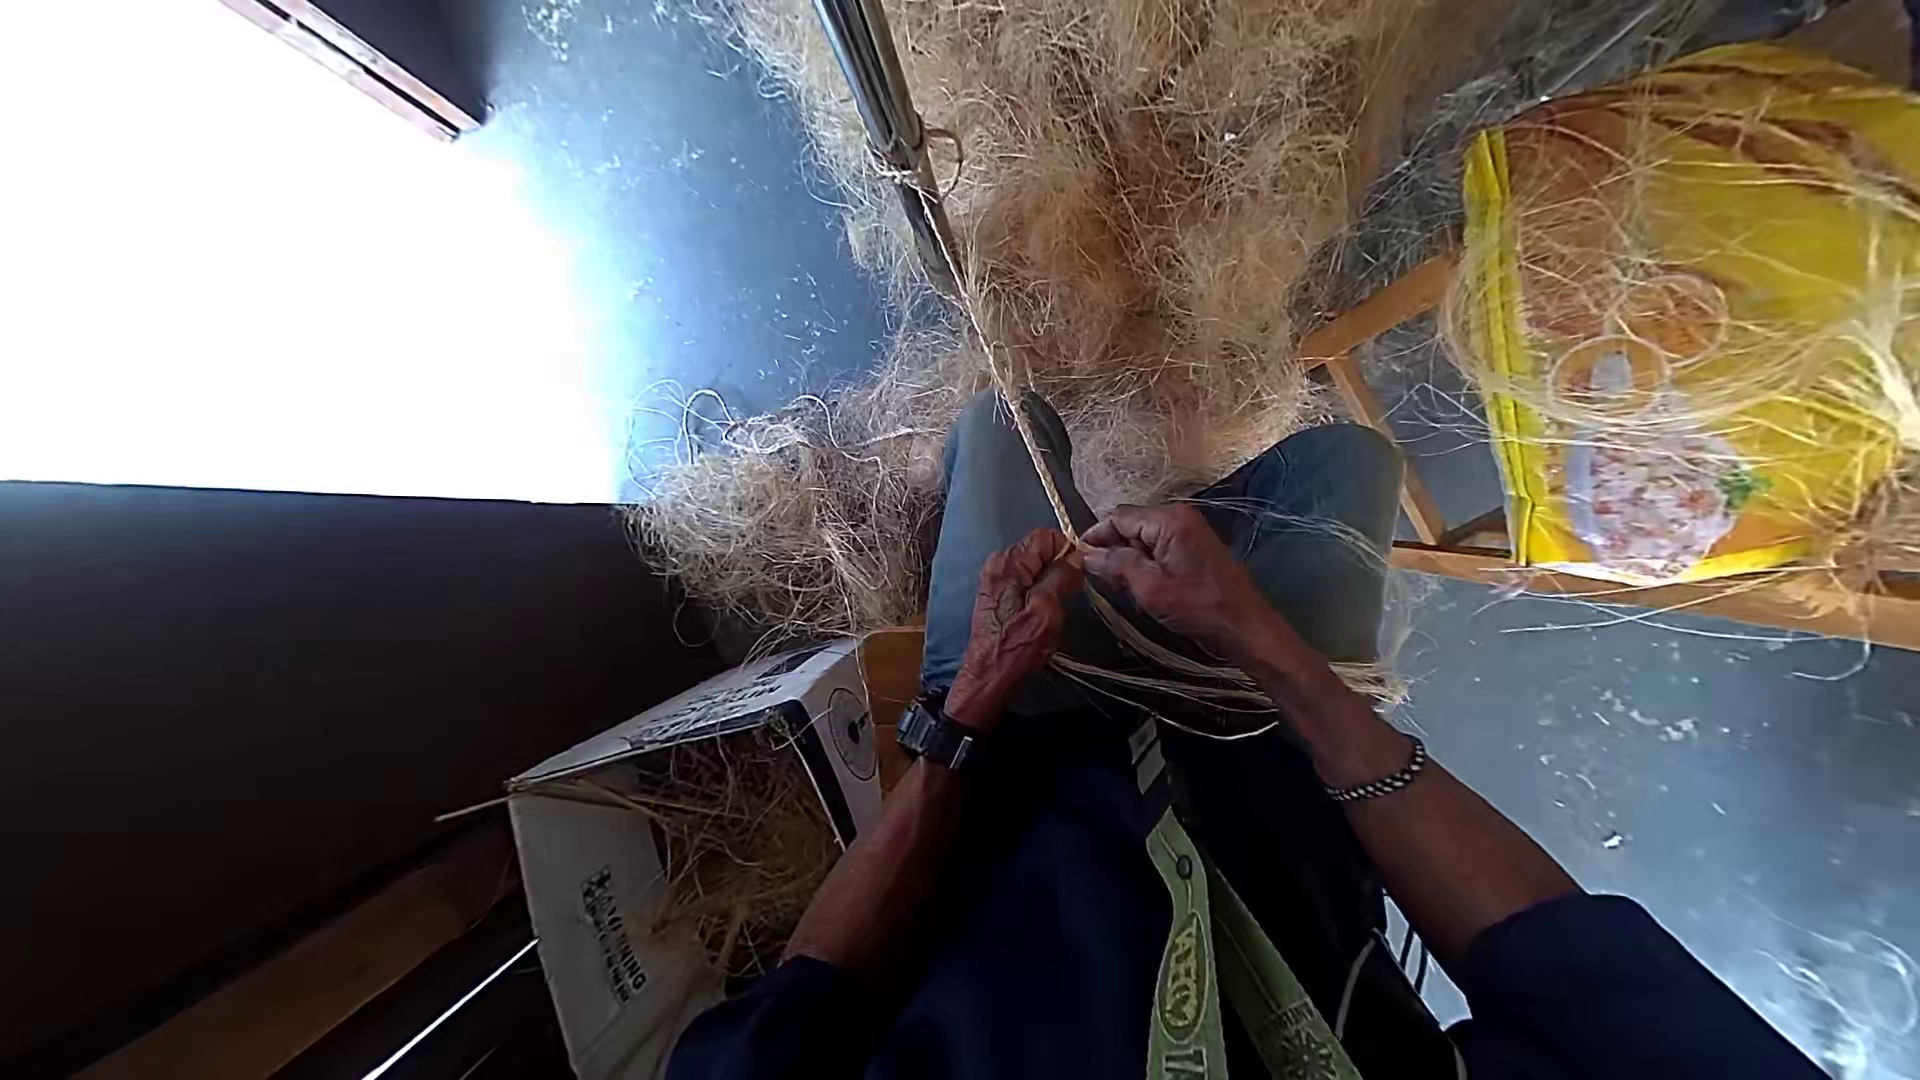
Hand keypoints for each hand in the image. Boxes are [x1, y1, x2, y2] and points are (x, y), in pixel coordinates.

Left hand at [945, 528, 1082, 731]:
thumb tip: (1075, 555)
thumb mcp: (1046, 611)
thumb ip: (1061, 578)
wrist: (989, 676)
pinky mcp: (997, 592)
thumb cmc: (1018, 647)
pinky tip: (1040, 612)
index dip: (1066, 550)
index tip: (1076, 575)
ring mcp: (995, 578)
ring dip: (1049, 582)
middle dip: (1058, 567)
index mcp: (1008, 563)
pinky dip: (1038, 591)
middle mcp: (998, 563)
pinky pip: (1026, 580)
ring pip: (1035, 566)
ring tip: (1053, 608)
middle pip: (1040, 550)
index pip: (1045, 536)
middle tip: (1065, 597)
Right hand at [1081, 504, 1270, 656]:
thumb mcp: (1150, 587)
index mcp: (1169, 520)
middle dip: (1111, 548)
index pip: (1118, 517)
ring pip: (1143, 537)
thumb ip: (1116, 564)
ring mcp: (1190, 530)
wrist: (1246, 627)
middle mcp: (1180, 517)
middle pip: (1130, 525)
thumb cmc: (1198, 607)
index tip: (1078, 558)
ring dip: (1127, 557)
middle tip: (1097, 576)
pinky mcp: (1195, 546)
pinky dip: (1144, 561)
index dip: (1095, 536)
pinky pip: (1159, 546)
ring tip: (1117, 584)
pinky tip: (1139, 583)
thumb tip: (1087, 554)